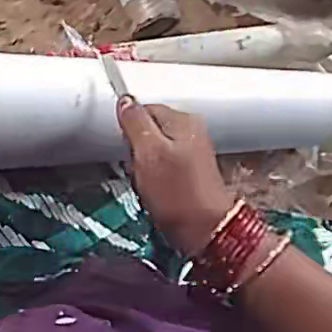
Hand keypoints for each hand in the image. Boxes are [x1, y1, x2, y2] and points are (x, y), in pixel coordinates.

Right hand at [117, 99, 234, 255]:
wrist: (207, 231)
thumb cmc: (176, 193)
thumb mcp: (148, 153)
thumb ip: (135, 122)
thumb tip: (125, 100)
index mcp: (182, 119)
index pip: (143, 108)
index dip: (128, 128)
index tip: (125, 148)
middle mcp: (191, 130)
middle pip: (149, 128)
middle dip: (136, 147)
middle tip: (137, 167)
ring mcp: (193, 151)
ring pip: (154, 148)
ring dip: (143, 164)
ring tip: (146, 181)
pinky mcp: (192, 171)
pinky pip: (163, 164)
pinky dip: (154, 176)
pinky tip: (155, 189)